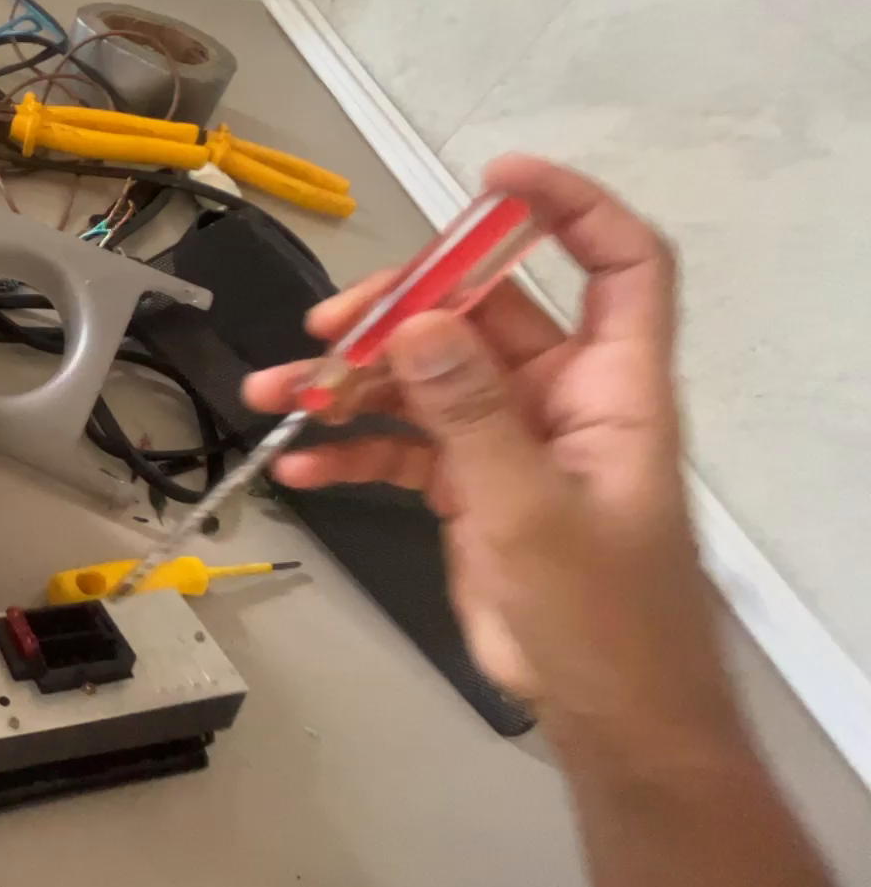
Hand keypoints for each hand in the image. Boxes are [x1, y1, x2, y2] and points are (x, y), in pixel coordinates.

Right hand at [243, 155, 740, 763]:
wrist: (593, 704)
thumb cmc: (599, 613)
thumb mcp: (530, 508)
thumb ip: (473, 414)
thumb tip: (418, 325)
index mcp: (606, 388)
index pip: (613, 267)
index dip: (565, 212)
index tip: (493, 182)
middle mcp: (551, 398)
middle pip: (471, 322)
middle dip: (391, 320)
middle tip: (323, 332)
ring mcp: (498, 439)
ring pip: (413, 385)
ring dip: (343, 390)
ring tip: (274, 399)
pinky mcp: (459, 481)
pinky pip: (394, 446)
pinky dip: (347, 451)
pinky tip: (302, 467)